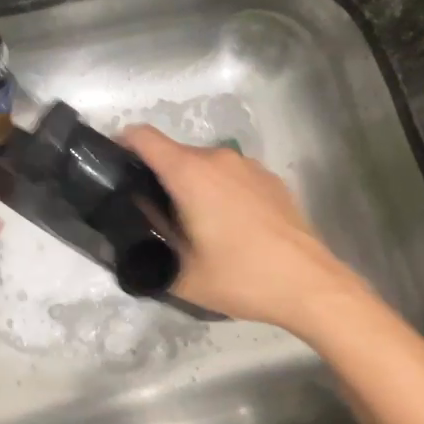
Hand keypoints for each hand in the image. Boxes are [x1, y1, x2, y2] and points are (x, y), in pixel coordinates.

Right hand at [121, 126, 356, 327]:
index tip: (113, 165)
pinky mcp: (270, 179)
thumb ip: (152, 236)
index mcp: (190, 173)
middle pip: (173, 153)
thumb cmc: (242, 277)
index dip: (122, 144)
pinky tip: (232, 227)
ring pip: (203, 165)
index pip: (143, 136)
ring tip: (196, 225)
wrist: (311, 286)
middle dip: (158, 177)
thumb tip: (140, 214)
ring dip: (191, 186)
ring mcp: (248, 166)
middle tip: (155, 216)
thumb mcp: (181, 270)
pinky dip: (220, 191)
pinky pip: (230, 176)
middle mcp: (217, 158)